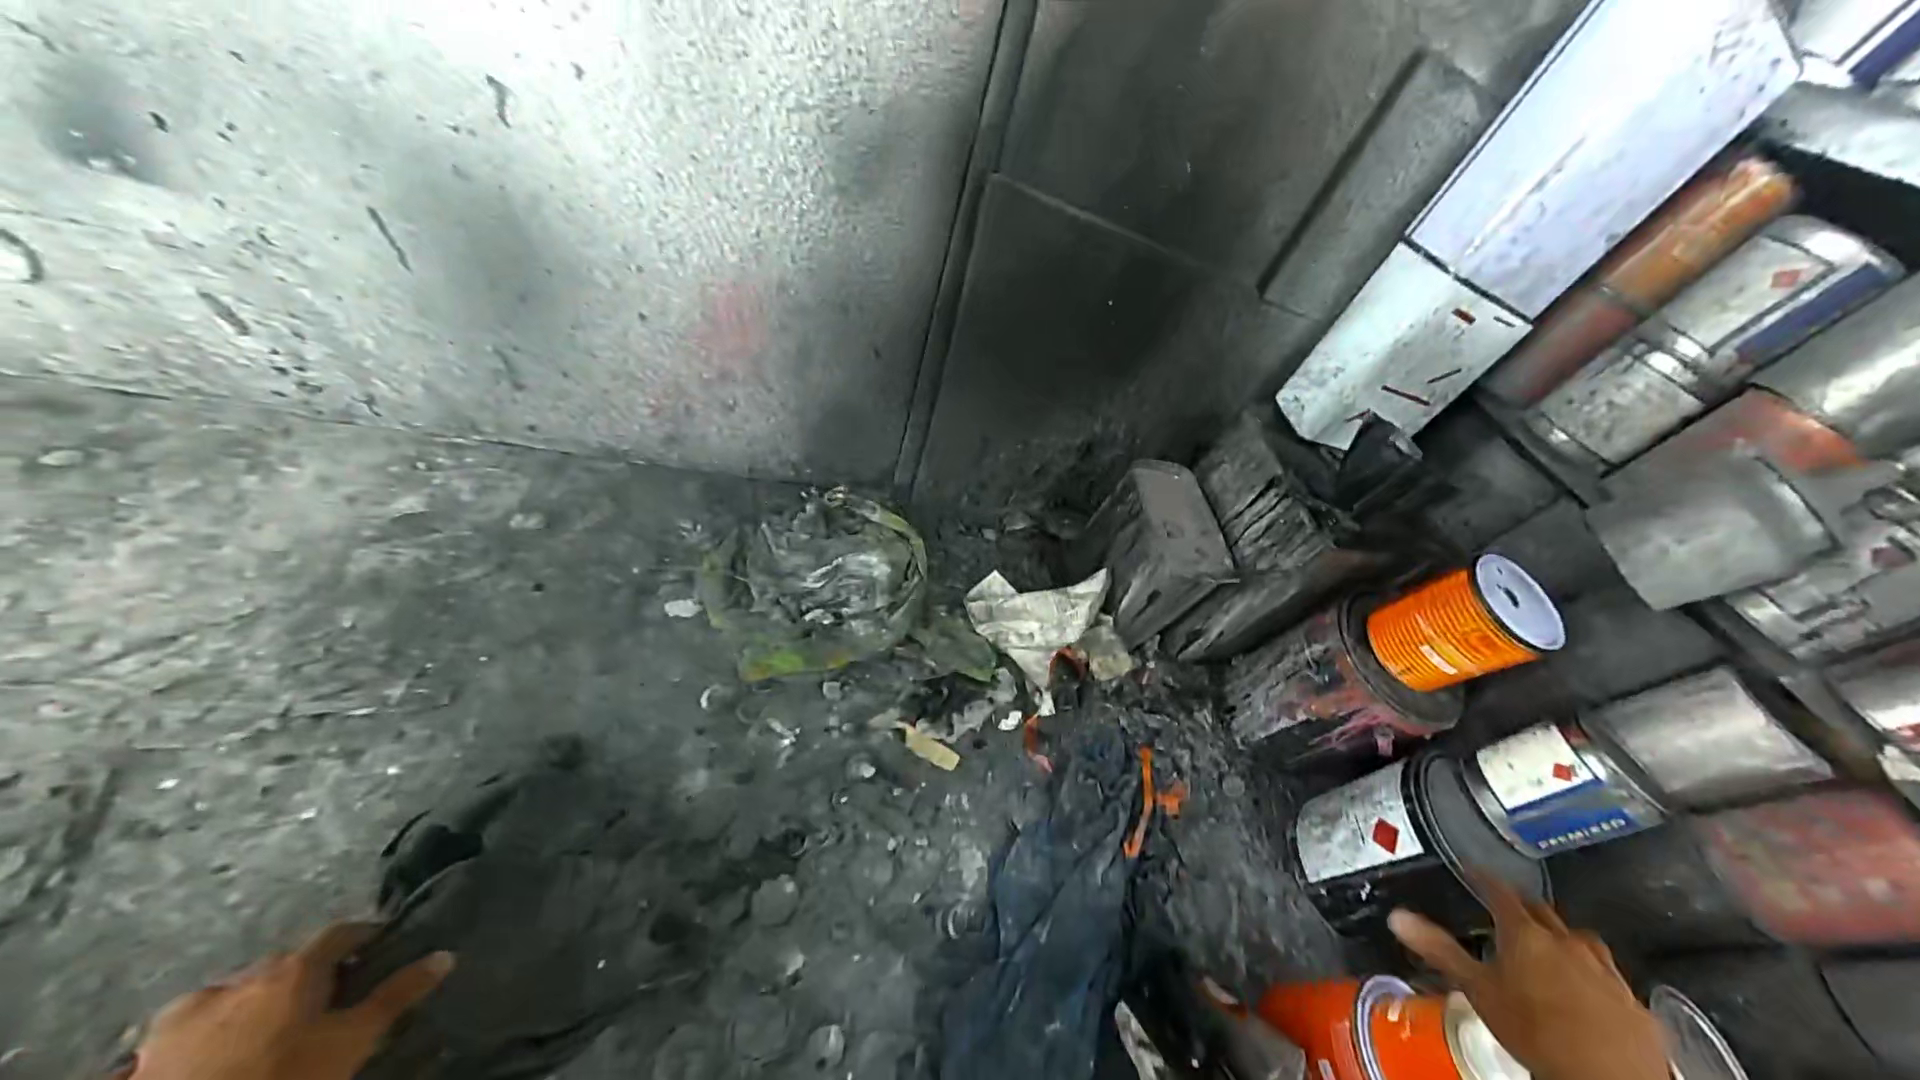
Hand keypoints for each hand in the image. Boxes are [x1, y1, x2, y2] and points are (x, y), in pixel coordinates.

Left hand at [119, 922, 452, 1079]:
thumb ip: (396, 995)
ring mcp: (183, 1014)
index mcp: (294, 968)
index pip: (340, 932)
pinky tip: (204, 1056)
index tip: (380, 947)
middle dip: (306, 975)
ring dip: (250, 1003)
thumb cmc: (284, 1076)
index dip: (363, 935)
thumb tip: (446, 954)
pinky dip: (201, 1035)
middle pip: (285, 963)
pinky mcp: (142, 1054)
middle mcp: (241, 977)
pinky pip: (181, 1031)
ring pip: (230, 994)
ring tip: (263, 1032)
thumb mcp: (351, 1041)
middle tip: (324, 1000)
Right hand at [1388, 877, 1668, 1079]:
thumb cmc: (1534, 1030)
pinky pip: (1608, 975)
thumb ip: (1439, 949)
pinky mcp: (1633, 1004)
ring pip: (1581, 940)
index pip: (1500, 892)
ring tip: (1548, 944)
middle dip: (1522, 904)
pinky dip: (1590, 972)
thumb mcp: (1477, 989)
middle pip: (1542, 911)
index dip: (1483, 877)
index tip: (1472, 869)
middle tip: (1505, 905)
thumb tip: (1398, 916)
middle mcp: (1568, 943)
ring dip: (1561, 936)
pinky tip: (1585, 989)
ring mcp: (1606, 972)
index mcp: (1526, 933)